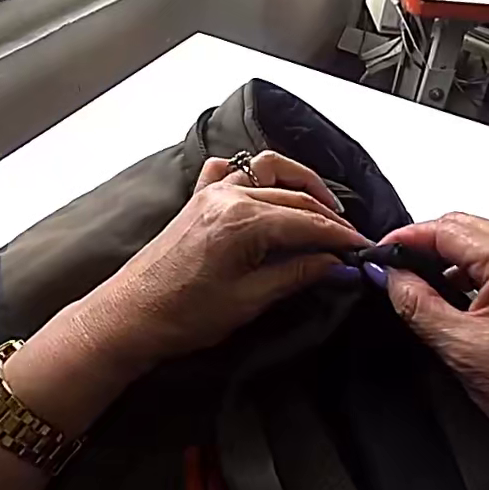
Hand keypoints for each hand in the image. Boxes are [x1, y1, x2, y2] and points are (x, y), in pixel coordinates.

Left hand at [5, 151, 368, 429]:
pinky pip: (232, 171)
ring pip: (268, 170)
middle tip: (349, 240)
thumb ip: (297, 274)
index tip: (362, 247)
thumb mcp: (250, 301)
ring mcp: (211, 194)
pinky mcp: (198, 200)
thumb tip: (334, 263)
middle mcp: (227, 197)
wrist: (126, 319)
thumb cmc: (180, 316)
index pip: (308, 222)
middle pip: (295, 196)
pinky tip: (269, 191)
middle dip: (329, 217)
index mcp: (241, 222)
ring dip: (301, 184)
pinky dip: (257, 175)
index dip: (341, 236)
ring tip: (324, 207)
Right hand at [380, 213, 488, 489]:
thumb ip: (418, 305)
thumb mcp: (464, 350)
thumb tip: (391, 277)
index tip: (381, 254)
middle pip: (466, 229)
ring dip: (448, 261)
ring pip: (483, 244)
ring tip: (420, 290)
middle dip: (425, 246)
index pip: (448, 229)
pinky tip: (454, 300)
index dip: (406, 239)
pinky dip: (473, 275)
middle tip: (393, 270)